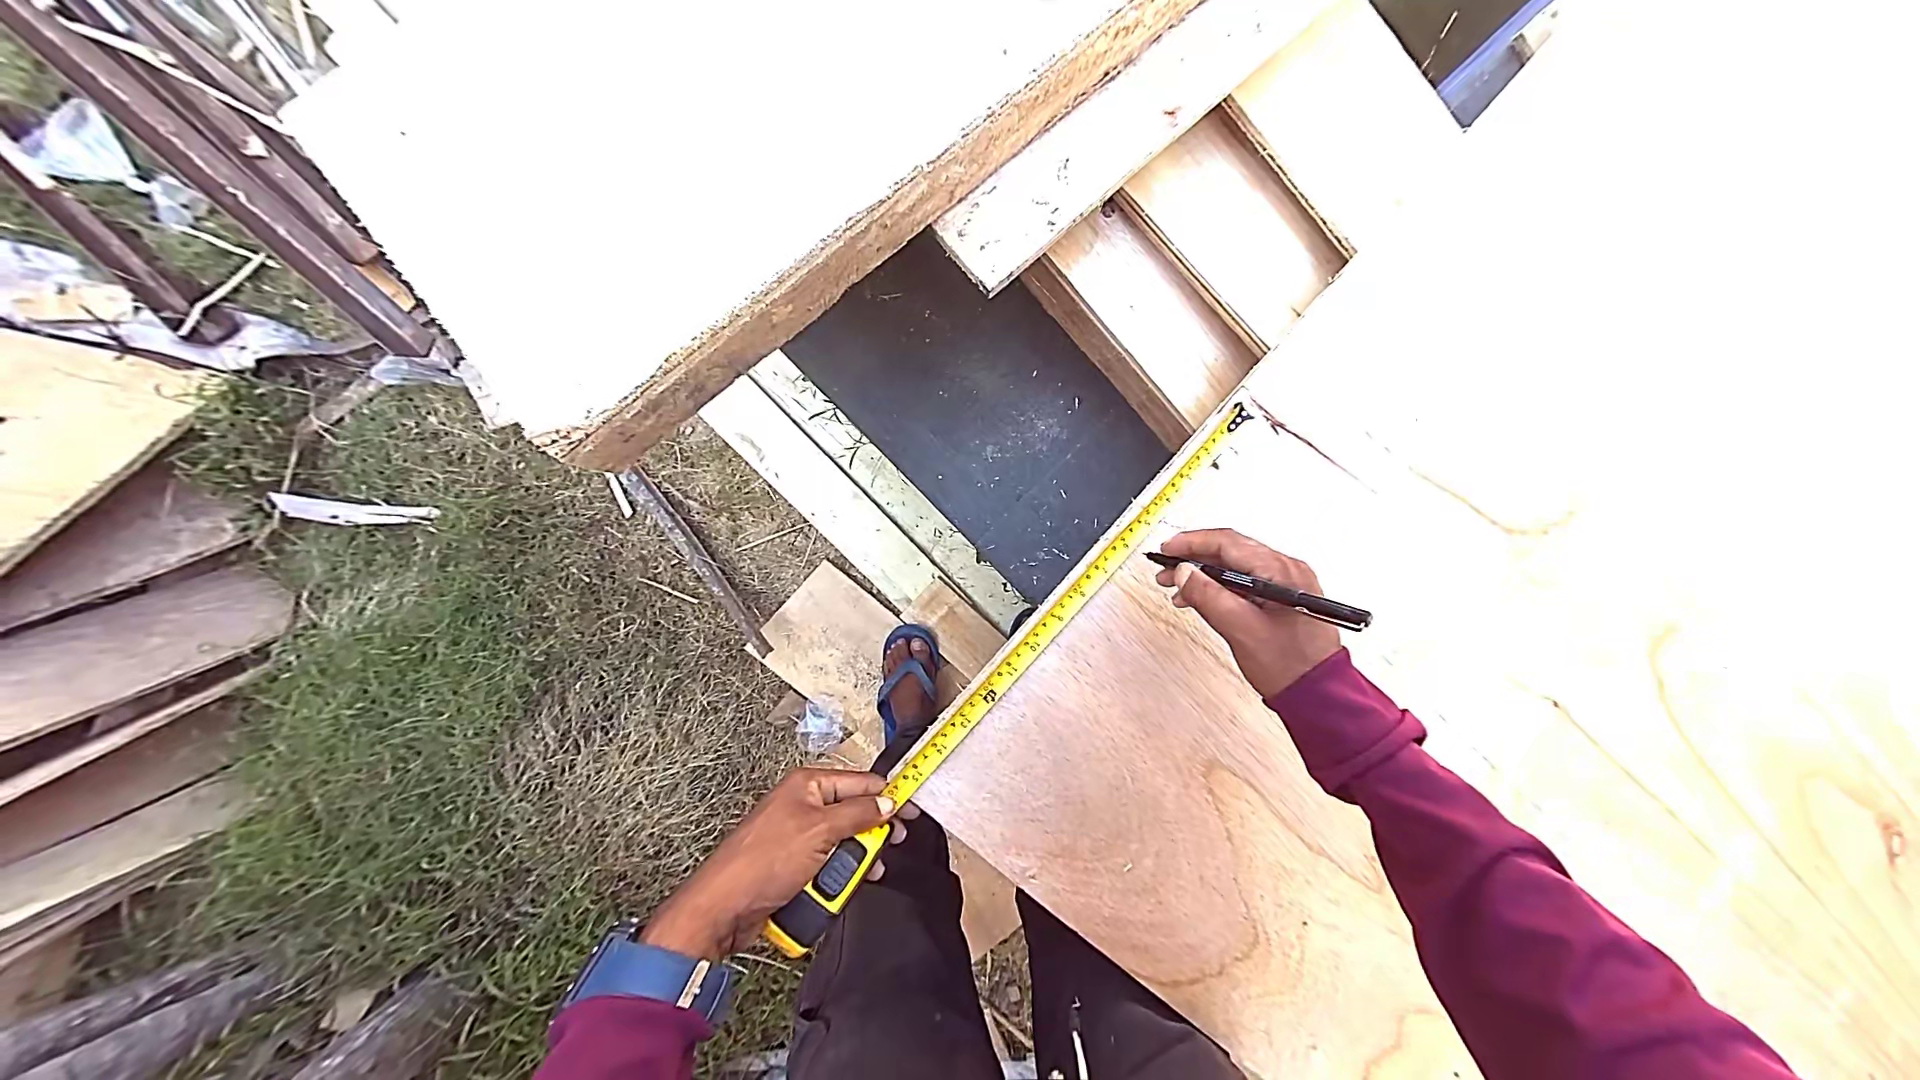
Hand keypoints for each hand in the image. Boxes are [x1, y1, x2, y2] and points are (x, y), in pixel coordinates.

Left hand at [641, 767, 902, 958]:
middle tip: (887, 846)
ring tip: (856, 875)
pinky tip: (839, 889)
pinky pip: (827, 866)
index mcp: (808, 785)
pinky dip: (836, 878)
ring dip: (853, 862)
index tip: (910, 808)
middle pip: (853, 814)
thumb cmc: (759, 862)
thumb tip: (886, 803)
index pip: (859, 782)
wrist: (723, 909)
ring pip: (843, 843)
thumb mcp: (820, 831)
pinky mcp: (794, 865)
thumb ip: (858, 814)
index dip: (887, 794)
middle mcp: (803, 806)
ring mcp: (799, 837)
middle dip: (871, 833)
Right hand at [1154, 529, 1341, 698]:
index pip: (1227, 542)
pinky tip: (1200, 596)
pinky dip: (1217, 586)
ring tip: (1177, 585)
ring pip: (1234, 566)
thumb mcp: (1239, 628)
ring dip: (1203, 573)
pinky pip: (1242, 582)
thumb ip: (1208, 596)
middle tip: (1166, 569)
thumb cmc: (1291, 666)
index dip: (1191, 543)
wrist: (1317, 694)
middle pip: (1230, 551)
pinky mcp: (1280, 598)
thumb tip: (1184, 572)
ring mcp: (1285, 584)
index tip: (1168, 550)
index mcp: (1281, 572)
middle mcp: (1286, 572)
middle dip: (1193, 559)